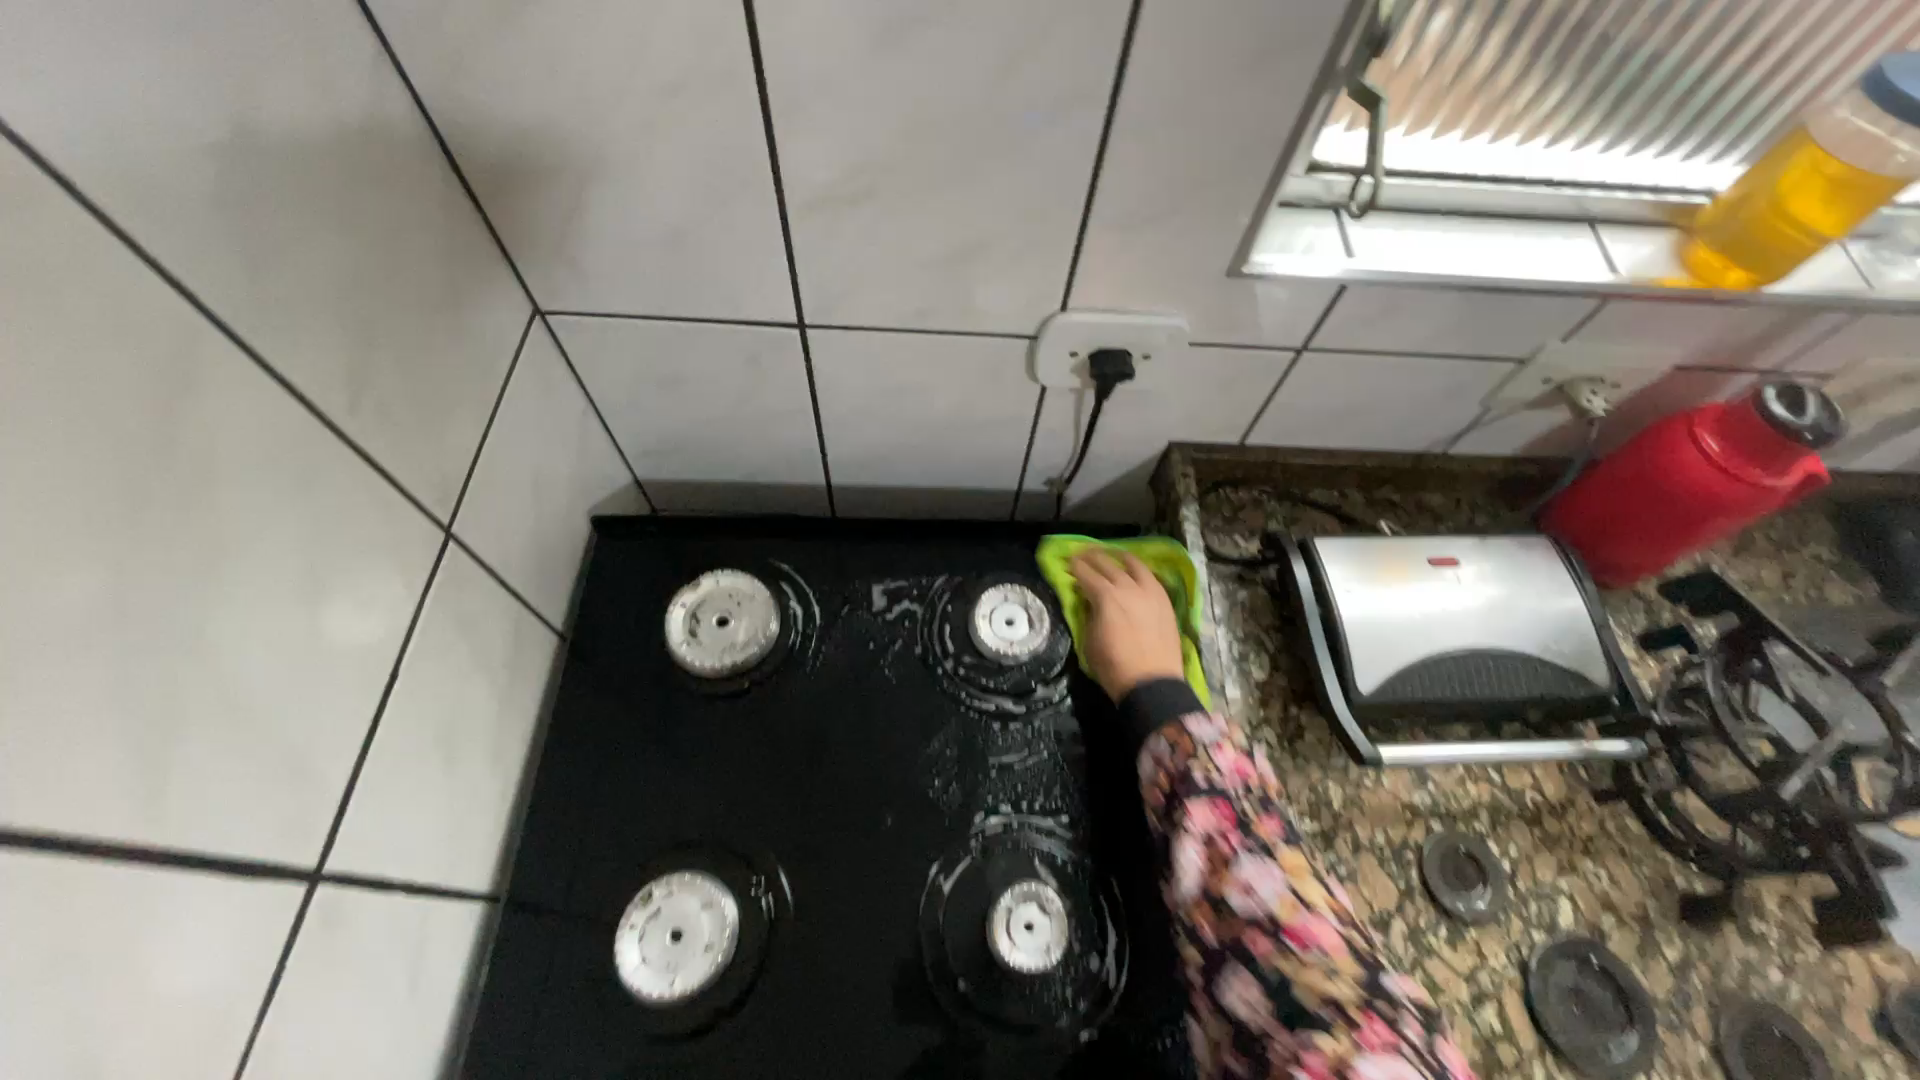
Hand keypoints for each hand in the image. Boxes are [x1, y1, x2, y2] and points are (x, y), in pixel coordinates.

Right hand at [1069, 551, 1184, 703]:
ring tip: (1114, 553)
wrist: (1152, 683)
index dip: (1076, 567)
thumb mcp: (1089, 641)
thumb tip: (1090, 602)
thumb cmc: (1113, 666)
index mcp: (1106, 597)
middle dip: (1095, 557)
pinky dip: (1141, 571)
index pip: (1087, 575)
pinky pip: (1152, 578)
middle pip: (1109, 565)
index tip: (1069, 561)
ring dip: (1121, 557)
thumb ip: (1089, 616)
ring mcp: (1150, 593)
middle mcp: (1128, 588)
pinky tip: (1138, 571)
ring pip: (1135, 566)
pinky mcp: (1165, 602)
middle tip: (1085, 552)